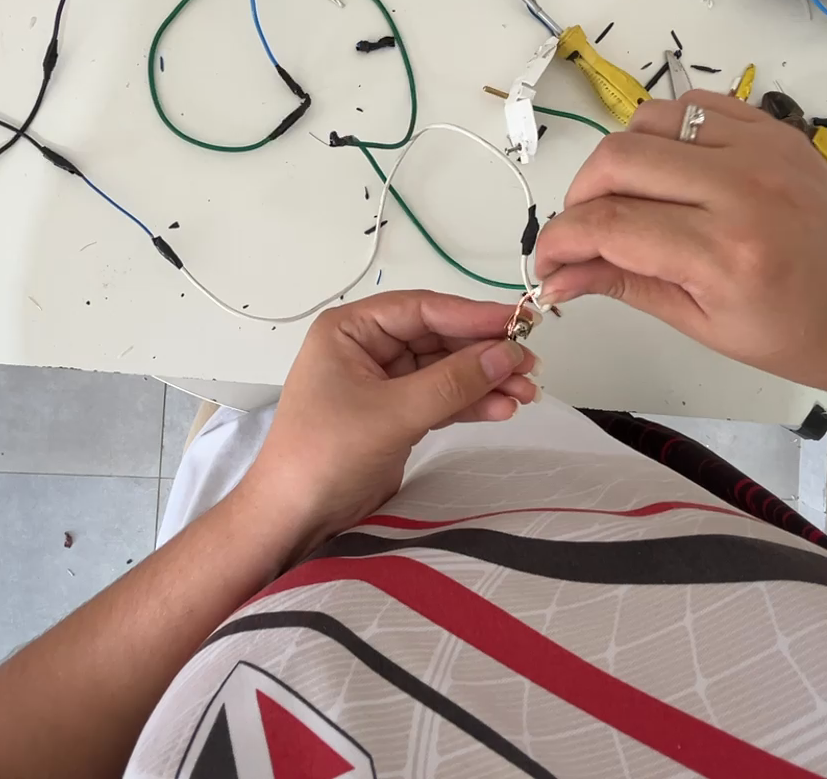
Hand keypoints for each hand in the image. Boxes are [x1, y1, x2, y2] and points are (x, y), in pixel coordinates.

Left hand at [238, 290, 537, 553]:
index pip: (420, 308)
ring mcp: (382, 381)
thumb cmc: (327, 454)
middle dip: (483, 353)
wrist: (295, 518)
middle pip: (437, 337)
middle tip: (531, 364)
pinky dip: (470, 403)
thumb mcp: (393, 414)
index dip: (472, 314)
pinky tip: (502, 408)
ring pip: (444, 369)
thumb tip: (507, 354)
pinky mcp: (395, 412)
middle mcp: (366, 347)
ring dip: (484, 380)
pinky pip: (440, 397)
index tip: (518, 321)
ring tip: (527, 392)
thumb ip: (452, 383)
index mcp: (351, 329)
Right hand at [534, 90, 826, 396]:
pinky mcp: (772, 129)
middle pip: (615, 161)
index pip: (606, 226)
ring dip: (615, 163)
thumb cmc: (793, 334)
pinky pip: (689, 104)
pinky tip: (666, 172)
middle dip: (578, 200)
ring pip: (644, 122)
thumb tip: (553, 277)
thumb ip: (619, 284)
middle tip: (583, 234)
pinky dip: (659, 133)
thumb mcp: (697, 322)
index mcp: (726, 253)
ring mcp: (762, 148)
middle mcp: (743, 188)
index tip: (547, 263)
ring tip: (626, 201)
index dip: (558, 243)